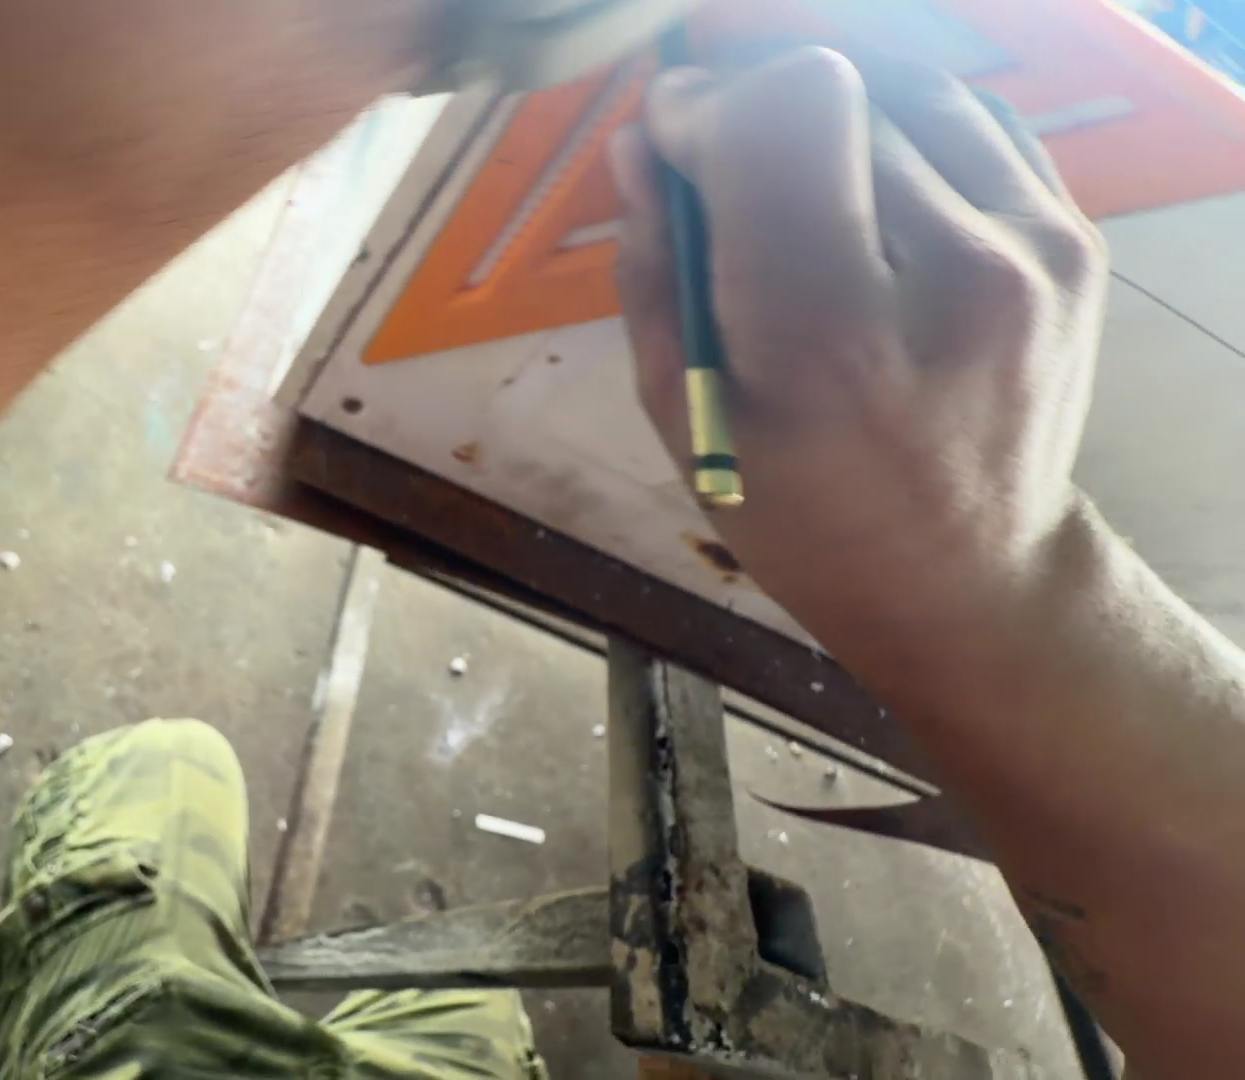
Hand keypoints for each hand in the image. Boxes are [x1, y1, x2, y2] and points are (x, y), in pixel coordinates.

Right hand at [611, 48, 1108, 654]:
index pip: (783, 126)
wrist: (954, 568)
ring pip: (905, 86)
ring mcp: (1036, 244)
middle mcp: (955, 272)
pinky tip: (846, 189)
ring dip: (813, 112)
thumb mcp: (680, 414)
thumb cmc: (784, 510)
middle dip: (744, 109)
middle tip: (702, 166)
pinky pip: (964, 120)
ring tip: (771, 184)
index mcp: (826, 340)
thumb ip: (654, 276)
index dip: (708, 104)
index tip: (665, 131)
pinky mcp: (1072, 231)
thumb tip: (638, 155)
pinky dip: (883, 127)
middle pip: (839, 90)